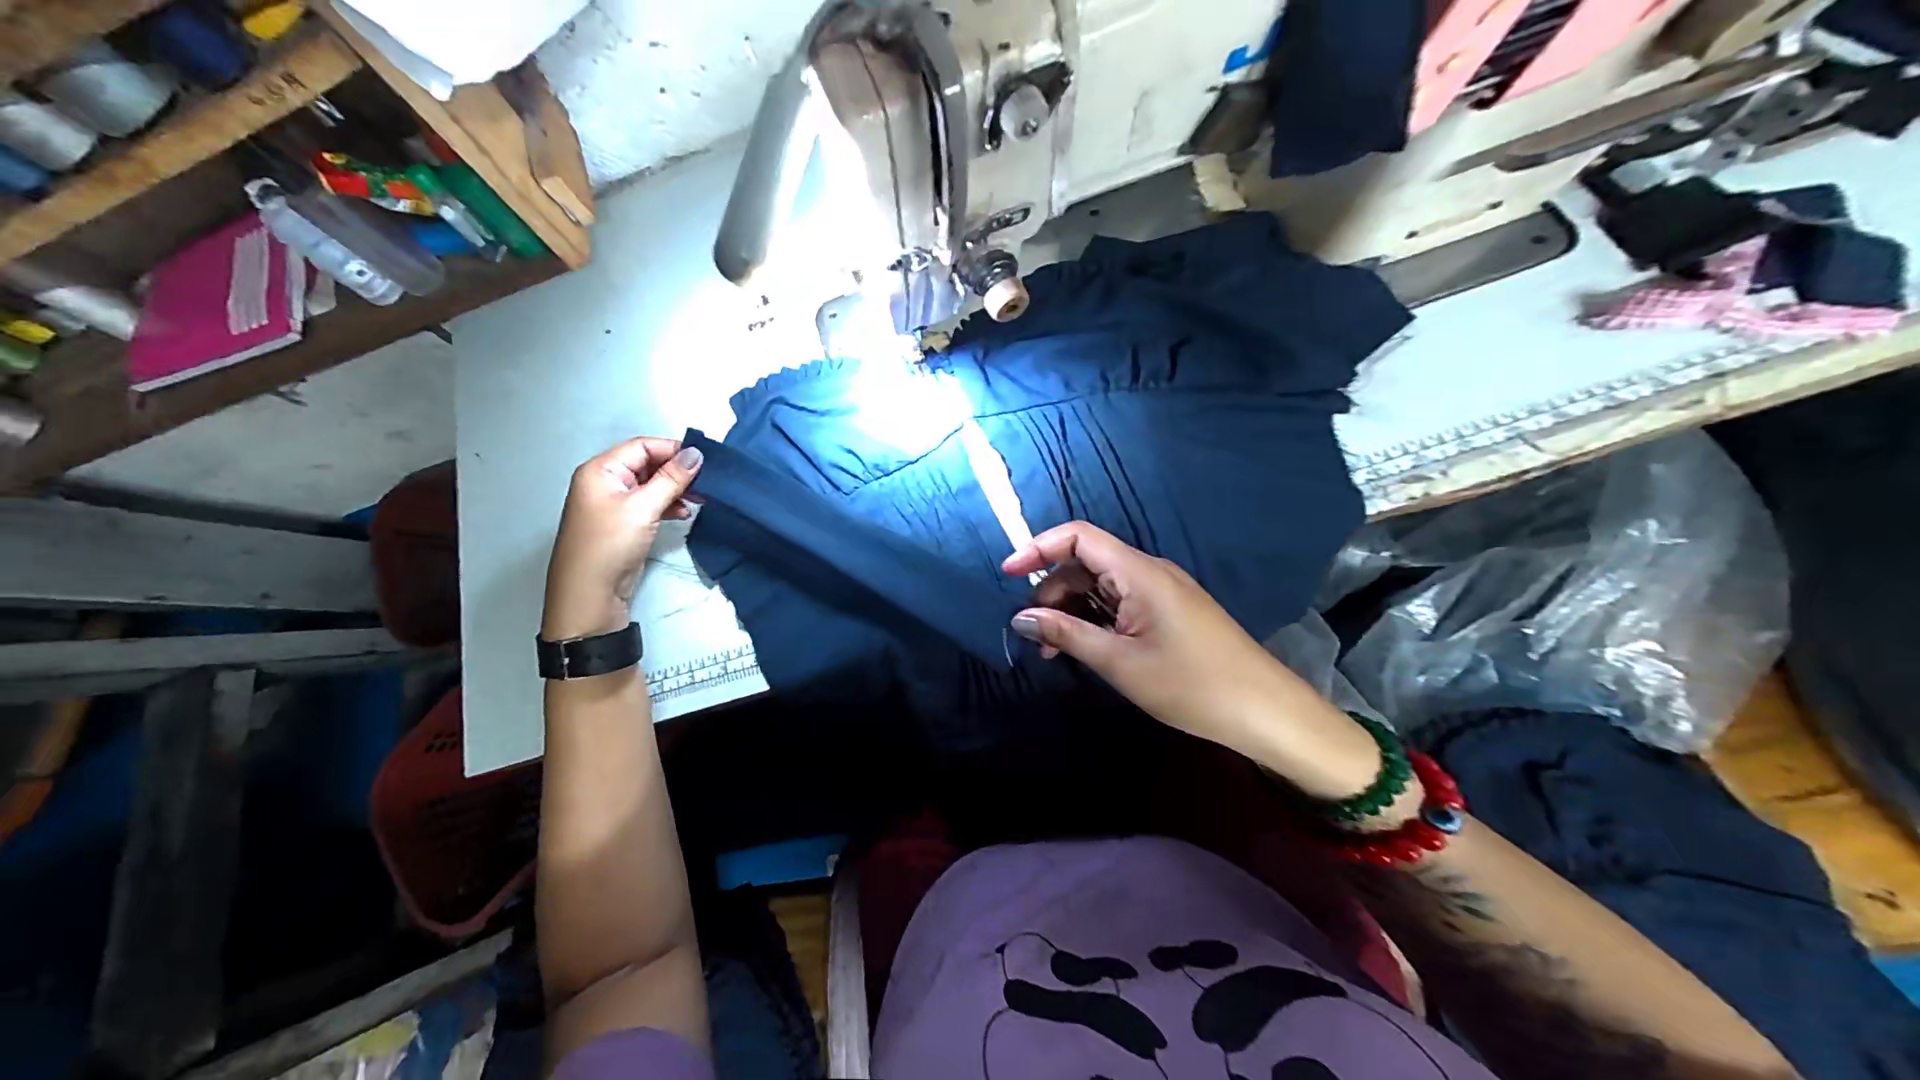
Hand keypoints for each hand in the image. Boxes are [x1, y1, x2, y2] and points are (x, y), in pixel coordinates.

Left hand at [542, 437, 702, 640]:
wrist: (590, 595)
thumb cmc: (610, 545)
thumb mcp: (643, 508)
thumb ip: (671, 479)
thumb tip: (696, 454)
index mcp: (601, 470)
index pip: (642, 446)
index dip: (673, 450)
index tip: (705, 460)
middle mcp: (605, 482)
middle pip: (647, 463)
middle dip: (676, 471)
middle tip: (706, 481)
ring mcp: (614, 503)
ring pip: (651, 484)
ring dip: (675, 489)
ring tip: (700, 499)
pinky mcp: (624, 523)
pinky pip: (649, 503)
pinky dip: (668, 505)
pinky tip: (684, 513)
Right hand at [1002, 521, 1379, 799]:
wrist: (1264, 710)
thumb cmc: (1190, 684)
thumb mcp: (1119, 662)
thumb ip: (1066, 635)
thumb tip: (1020, 619)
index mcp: (1139, 572)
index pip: (1078, 537)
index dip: (1038, 547)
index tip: (1007, 574)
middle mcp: (1149, 572)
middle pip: (1086, 563)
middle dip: (1051, 591)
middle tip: (1034, 635)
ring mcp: (1161, 591)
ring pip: (1101, 586)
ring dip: (1071, 611)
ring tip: (1054, 650)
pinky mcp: (1169, 611)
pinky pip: (1120, 602)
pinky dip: (1095, 620)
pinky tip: (1085, 648)